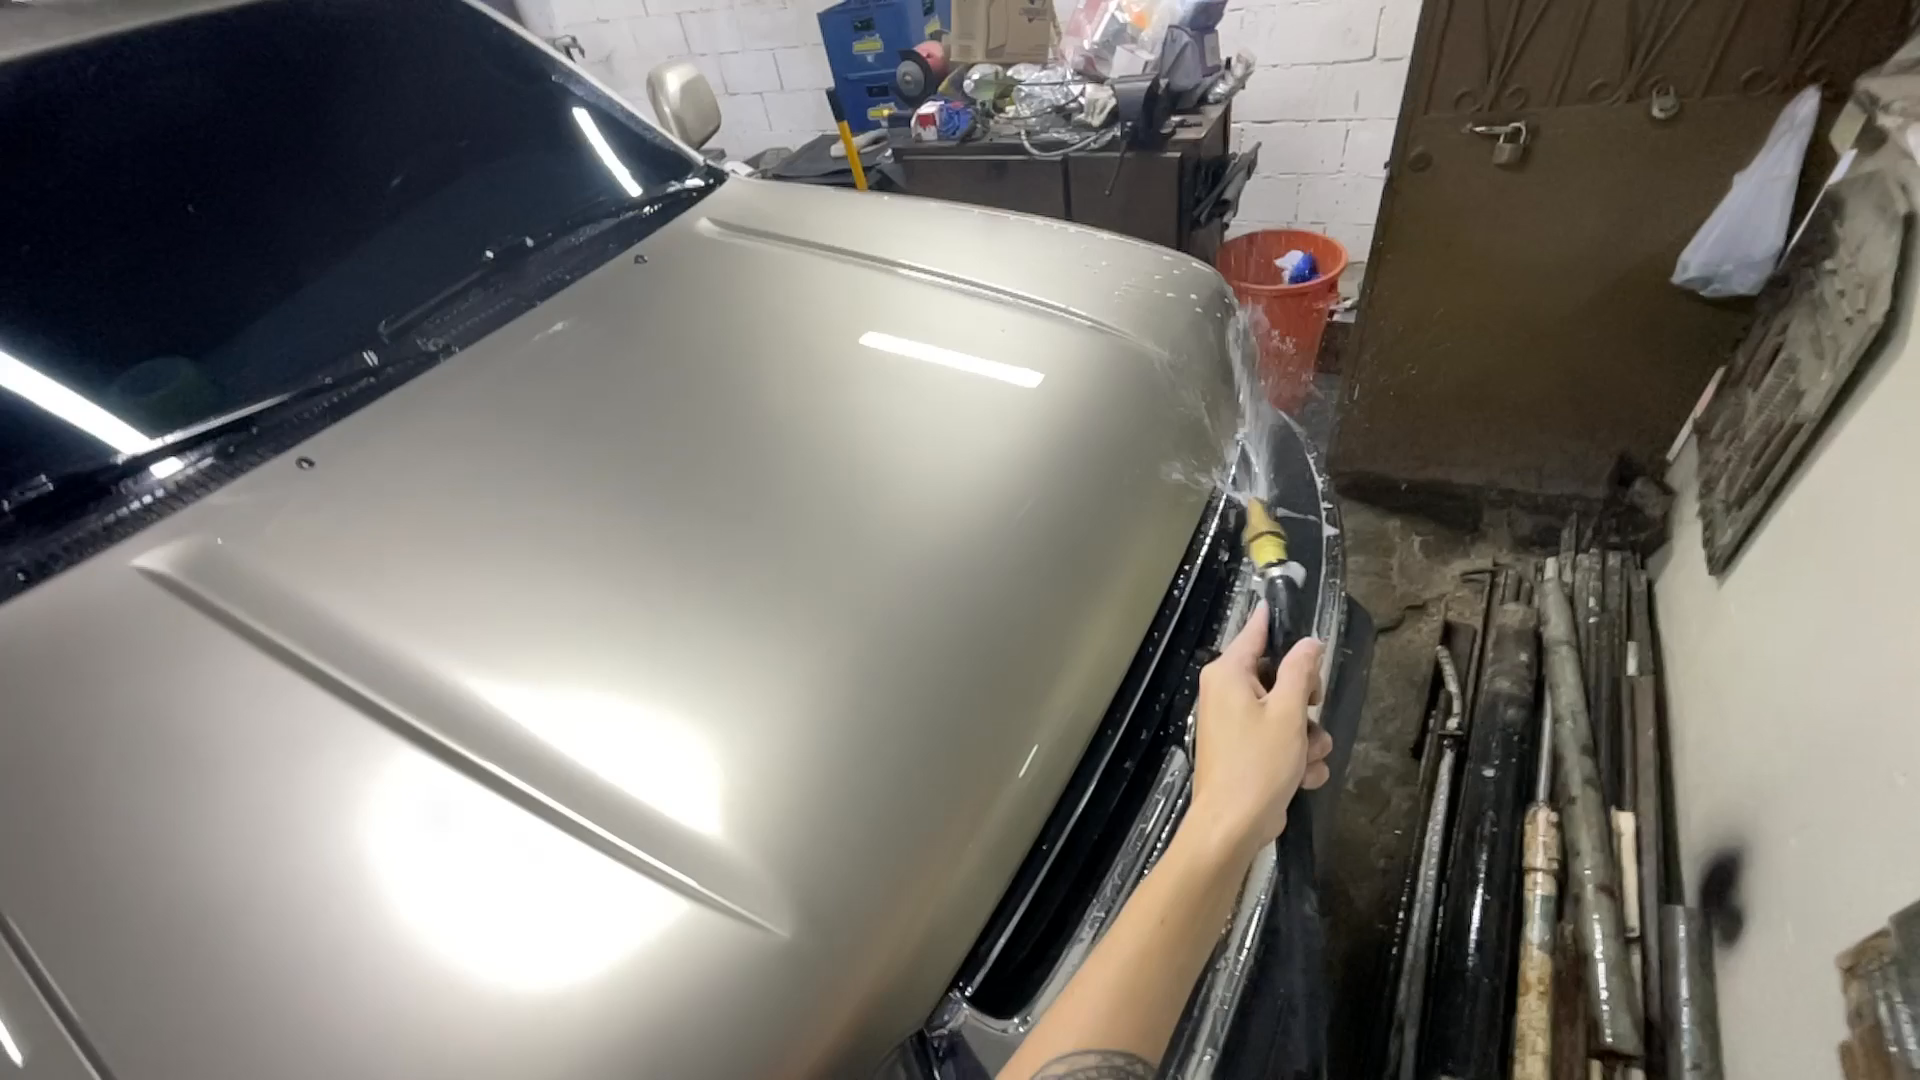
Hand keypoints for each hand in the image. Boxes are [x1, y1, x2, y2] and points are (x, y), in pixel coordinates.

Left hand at [1186, 603, 1330, 862]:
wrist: (1233, 823)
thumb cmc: (1257, 762)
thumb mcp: (1287, 712)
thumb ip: (1301, 673)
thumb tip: (1309, 642)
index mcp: (1227, 674)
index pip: (1254, 633)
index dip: (1276, 622)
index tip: (1289, 603)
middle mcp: (1226, 691)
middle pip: (1279, 676)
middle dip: (1305, 702)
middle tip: (1310, 714)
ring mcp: (1235, 722)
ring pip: (1288, 714)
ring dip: (1306, 738)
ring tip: (1304, 758)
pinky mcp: (1246, 750)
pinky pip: (1281, 741)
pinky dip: (1296, 758)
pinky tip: (1300, 777)